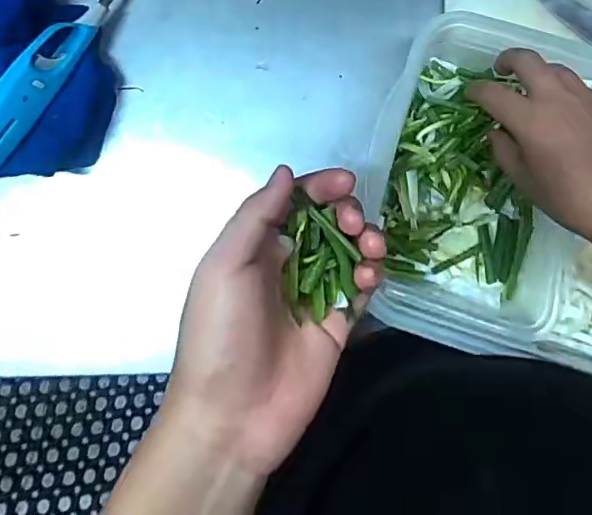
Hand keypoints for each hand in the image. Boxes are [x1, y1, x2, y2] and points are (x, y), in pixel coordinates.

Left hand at [162, 165, 385, 476]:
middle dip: (346, 210)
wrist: (230, 419)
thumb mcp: (225, 265)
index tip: (346, 180)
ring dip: (366, 238)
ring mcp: (315, 294)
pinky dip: (372, 273)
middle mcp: (288, 264)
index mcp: (258, 246)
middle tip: (353, 220)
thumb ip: (256, 214)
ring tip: (370, 245)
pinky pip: (362, 288)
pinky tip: (370, 275)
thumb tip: (286, 171)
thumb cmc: (219, 333)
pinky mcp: (337, 324)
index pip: (295, 203)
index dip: (320, 187)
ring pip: (350, 250)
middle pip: (328, 222)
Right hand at [468, 48, 591, 241]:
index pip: (492, 92)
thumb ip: (505, 152)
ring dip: (538, 72)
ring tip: (534, 90)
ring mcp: (585, 98)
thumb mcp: (527, 183)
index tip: (470, 94)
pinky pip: (578, 88)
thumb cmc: (573, 200)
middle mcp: (555, 98)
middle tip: (501, 72)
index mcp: (530, 118)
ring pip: (555, 68)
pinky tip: (567, 115)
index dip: (476, 90)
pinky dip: (563, 92)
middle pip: (526, 59)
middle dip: (507, 59)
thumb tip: (496, 132)